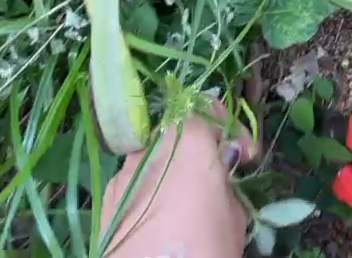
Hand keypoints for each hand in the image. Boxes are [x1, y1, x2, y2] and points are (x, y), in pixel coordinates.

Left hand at [100, 106, 254, 257]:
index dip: (232, 130)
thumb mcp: (235, 215)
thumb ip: (226, 183)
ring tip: (183, 201)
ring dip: (172, 169)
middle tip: (213, 176)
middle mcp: (154, 144)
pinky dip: (150, 191)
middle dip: (199, 149)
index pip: (211, 109)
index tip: (244, 156)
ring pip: (156, 156)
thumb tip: (218, 180)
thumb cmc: (203, 248)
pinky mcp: (107, 198)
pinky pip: (136, 182)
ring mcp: (126, 169)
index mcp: (190, 138)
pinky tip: (158, 219)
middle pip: (181, 131)